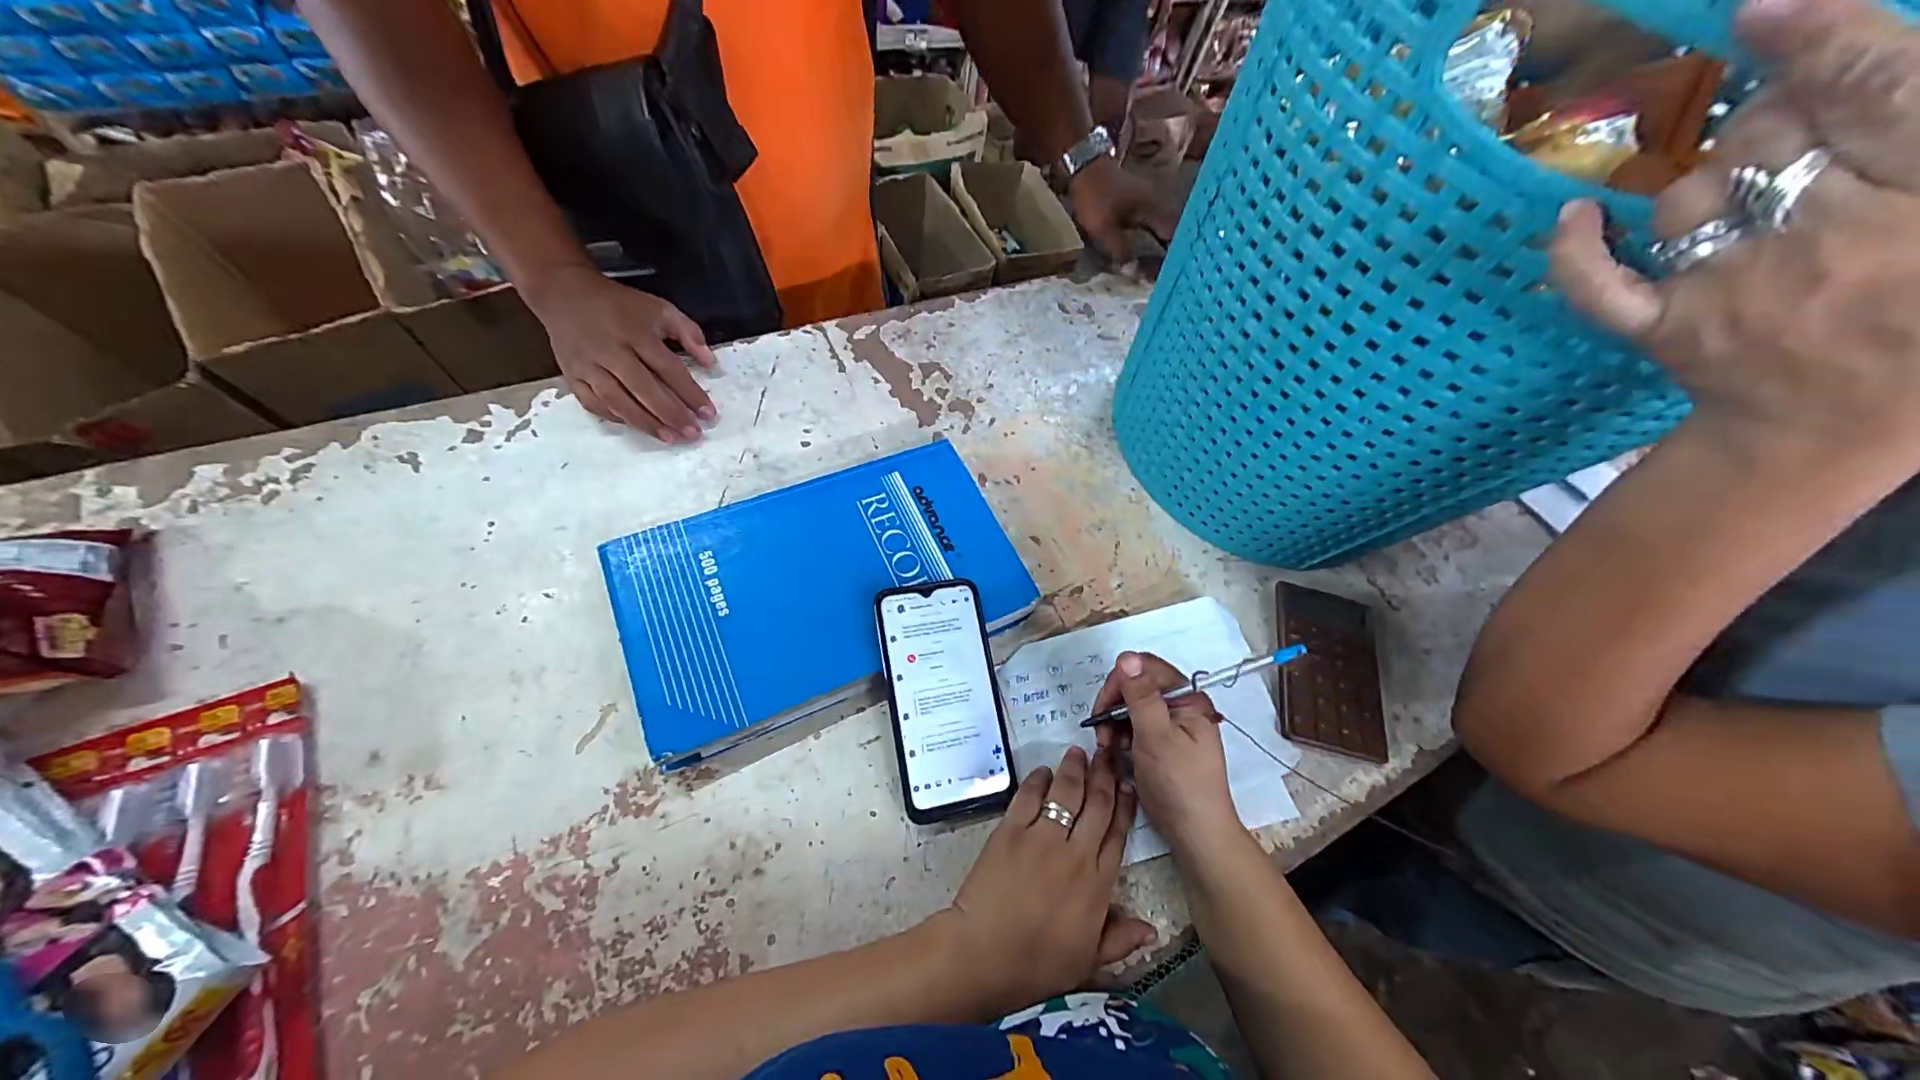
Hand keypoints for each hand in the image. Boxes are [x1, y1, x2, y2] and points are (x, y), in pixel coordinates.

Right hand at [521, 265, 718, 443]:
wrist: (564, 293)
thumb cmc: (620, 305)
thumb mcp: (660, 308)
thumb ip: (689, 333)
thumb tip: (710, 362)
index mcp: (636, 334)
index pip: (669, 369)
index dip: (690, 393)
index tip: (708, 413)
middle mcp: (611, 352)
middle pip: (644, 390)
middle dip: (671, 415)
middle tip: (693, 434)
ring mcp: (587, 366)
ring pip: (618, 402)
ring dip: (646, 423)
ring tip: (671, 438)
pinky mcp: (571, 376)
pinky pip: (593, 404)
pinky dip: (616, 418)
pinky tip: (637, 427)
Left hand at [930, 746, 1154, 1012]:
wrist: (984, 954)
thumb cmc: (1037, 964)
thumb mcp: (1088, 962)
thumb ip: (1120, 940)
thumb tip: (1153, 929)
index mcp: (1098, 883)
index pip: (1118, 833)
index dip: (1125, 804)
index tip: (1128, 783)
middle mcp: (1076, 853)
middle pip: (1097, 805)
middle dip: (1105, 775)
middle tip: (1108, 753)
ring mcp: (1042, 838)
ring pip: (1066, 792)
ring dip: (1075, 769)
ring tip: (1079, 752)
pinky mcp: (1011, 830)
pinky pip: (1029, 796)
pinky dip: (1038, 780)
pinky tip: (1043, 771)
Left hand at [1067, 155, 1179, 268]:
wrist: (1084, 165)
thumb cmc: (1095, 196)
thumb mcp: (1105, 229)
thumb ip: (1121, 250)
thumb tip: (1136, 272)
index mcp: (1154, 209)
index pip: (1175, 235)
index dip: (1177, 255)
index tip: (1175, 272)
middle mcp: (1157, 204)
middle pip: (1173, 231)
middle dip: (1171, 252)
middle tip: (1166, 274)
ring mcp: (1149, 201)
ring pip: (1163, 227)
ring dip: (1162, 245)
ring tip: (1158, 267)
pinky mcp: (1139, 201)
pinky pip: (1152, 223)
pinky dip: (1152, 237)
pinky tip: (1147, 250)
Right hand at [1091, 652, 1237, 848]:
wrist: (1195, 833)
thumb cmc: (1179, 783)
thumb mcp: (1156, 736)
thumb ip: (1140, 695)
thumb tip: (1126, 656)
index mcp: (1188, 698)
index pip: (1146, 669)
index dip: (1120, 683)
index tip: (1102, 709)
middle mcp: (1181, 706)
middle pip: (1136, 687)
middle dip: (1113, 706)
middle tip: (1102, 735)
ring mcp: (1171, 725)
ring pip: (1131, 708)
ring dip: (1113, 724)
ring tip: (1108, 748)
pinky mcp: (1161, 744)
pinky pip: (1134, 728)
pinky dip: (1120, 737)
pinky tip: (1116, 754)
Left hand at [1549, 0, 1919, 464]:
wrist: (1839, 424)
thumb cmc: (1919, 312)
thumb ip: (1907, 125)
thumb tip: (1833, 62)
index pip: (1874, 88)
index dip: (1820, 40)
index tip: (1767, 11)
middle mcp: (1827, 235)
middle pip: (1763, 134)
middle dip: (1770, 117)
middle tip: (1794, 134)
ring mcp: (1731, 289)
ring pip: (1684, 194)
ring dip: (1705, 179)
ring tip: (1747, 199)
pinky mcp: (1664, 331)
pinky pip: (1598, 286)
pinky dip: (1575, 252)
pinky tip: (1573, 217)